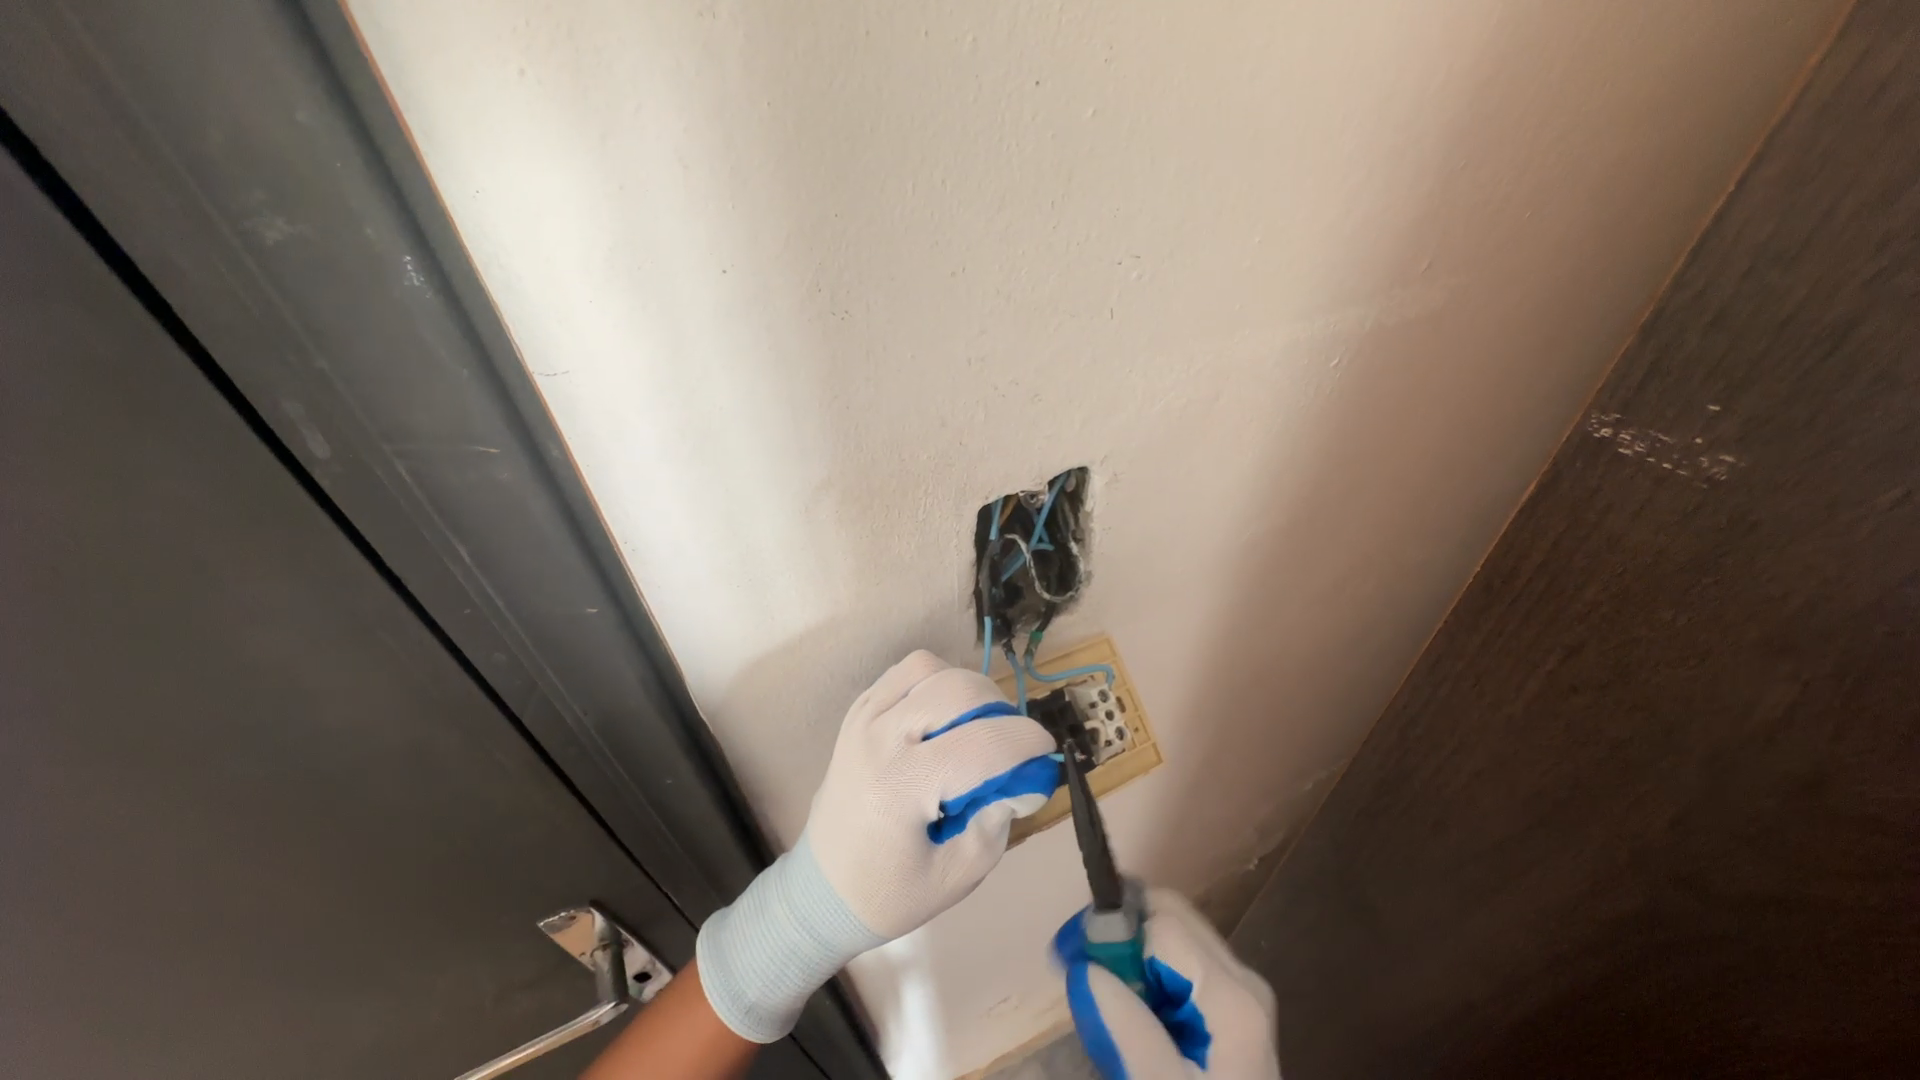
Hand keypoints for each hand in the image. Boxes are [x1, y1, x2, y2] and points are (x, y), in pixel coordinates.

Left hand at [697, 650, 1058, 1041]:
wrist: (820, 891)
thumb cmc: (889, 893)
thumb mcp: (957, 876)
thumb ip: (998, 822)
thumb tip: (1026, 776)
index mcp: (902, 786)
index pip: (984, 743)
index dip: (1028, 743)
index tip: (1045, 755)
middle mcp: (879, 739)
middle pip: (958, 689)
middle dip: (1000, 710)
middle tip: (1009, 745)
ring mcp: (863, 718)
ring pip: (928, 667)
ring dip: (965, 689)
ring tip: (975, 726)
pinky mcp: (857, 712)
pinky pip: (904, 672)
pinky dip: (934, 682)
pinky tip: (943, 718)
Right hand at [1054, 889, 1280, 1078]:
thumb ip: (1125, 1029)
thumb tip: (1085, 965)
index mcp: (1232, 994)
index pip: (1160, 921)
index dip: (1110, 929)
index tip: (1067, 957)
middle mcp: (1240, 980)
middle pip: (1168, 923)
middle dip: (1117, 941)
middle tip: (1076, 977)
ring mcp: (1238, 997)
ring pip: (1168, 945)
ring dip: (1125, 964)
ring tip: (1098, 1007)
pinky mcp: (1229, 1016)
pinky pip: (1175, 973)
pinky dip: (1141, 984)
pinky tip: (1126, 1023)